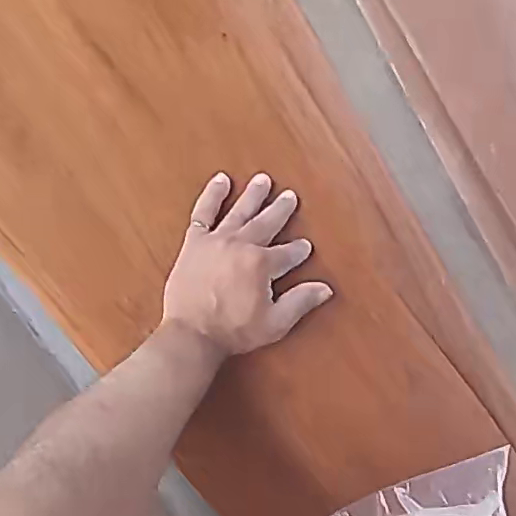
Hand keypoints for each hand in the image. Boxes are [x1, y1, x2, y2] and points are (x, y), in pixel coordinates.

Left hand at [161, 172, 332, 356]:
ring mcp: (216, 241)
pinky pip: (204, 212)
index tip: (305, 247)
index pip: (288, 253)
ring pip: (240, 211)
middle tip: (290, 197)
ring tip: (263, 180)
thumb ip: (299, 303)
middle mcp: (241, 245)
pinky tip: (221, 181)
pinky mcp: (194, 243)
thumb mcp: (274, 323)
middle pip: (266, 223)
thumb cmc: (232, 332)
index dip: (298, 251)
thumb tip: (325, 288)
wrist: (191, 334)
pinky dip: (212, 196)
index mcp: (262, 264)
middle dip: (280, 211)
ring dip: (253, 195)